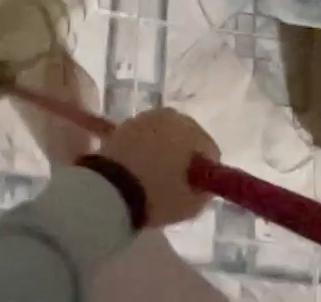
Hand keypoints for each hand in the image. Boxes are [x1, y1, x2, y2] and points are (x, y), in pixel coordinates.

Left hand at [96, 108, 218, 226]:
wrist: (110, 188)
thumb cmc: (157, 194)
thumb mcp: (192, 204)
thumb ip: (204, 189)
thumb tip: (203, 182)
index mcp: (190, 131)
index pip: (210, 149)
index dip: (207, 170)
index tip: (198, 187)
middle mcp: (169, 116)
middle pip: (188, 135)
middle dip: (187, 154)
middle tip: (180, 180)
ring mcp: (145, 117)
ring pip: (166, 133)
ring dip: (167, 147)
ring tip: (159, 173)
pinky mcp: (125, 123)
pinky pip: (146, 135)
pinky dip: (148, 146)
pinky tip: (143, 166)